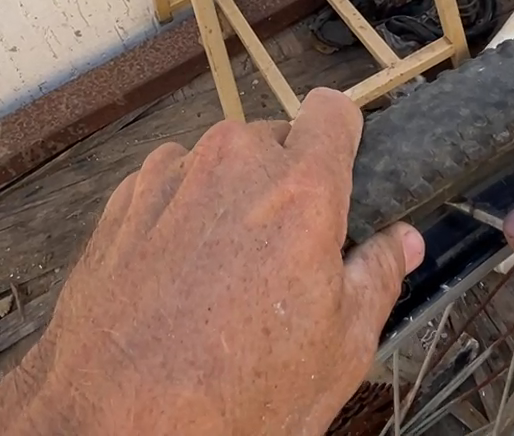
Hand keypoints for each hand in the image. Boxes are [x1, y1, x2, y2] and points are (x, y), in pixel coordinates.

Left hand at [0, 88, 424, 434]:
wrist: (111, 417)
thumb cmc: (233, 395)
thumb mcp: (336, 352)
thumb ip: (376, 277)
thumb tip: (402, 241)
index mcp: (299, 189)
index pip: (333, 109)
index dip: (340, 134)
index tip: (338, 163)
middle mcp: (235, 160)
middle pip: (276, 141)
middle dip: (285, 181)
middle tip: (281, 251)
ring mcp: (176, 170)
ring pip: (223, 160)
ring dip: (232, 194)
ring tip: (224, 270)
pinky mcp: (130, 190)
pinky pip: (175, 179)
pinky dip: (184, 207)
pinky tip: (179, 271)